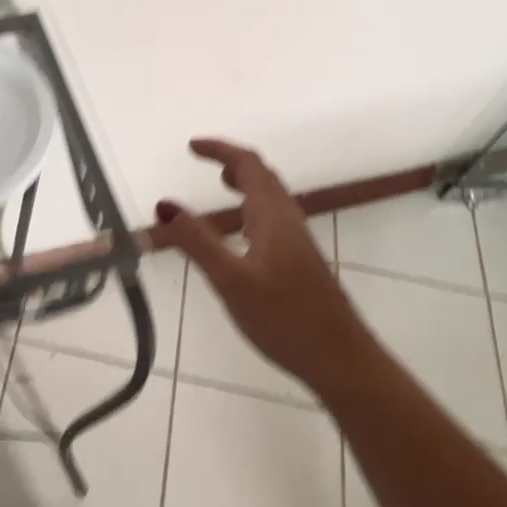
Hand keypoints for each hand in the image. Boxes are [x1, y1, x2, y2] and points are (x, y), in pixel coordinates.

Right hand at [157, 138, 371, 399]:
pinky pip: (273, 220)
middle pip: (263, 177)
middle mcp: (288, 222)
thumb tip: (165, 204)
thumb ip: (197, 242)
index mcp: (272, 217)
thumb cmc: (285, 319)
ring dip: (245, 184)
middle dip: (233, 162)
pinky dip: (252, 210)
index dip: (221, 150)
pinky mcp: (301, 264)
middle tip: (203, 160)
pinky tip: (243, 236)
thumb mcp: (231, 281)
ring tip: (221, 187)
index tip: (192, 146)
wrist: (341, 359)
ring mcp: (298, 243)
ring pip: (271, 199)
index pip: (248, 165)